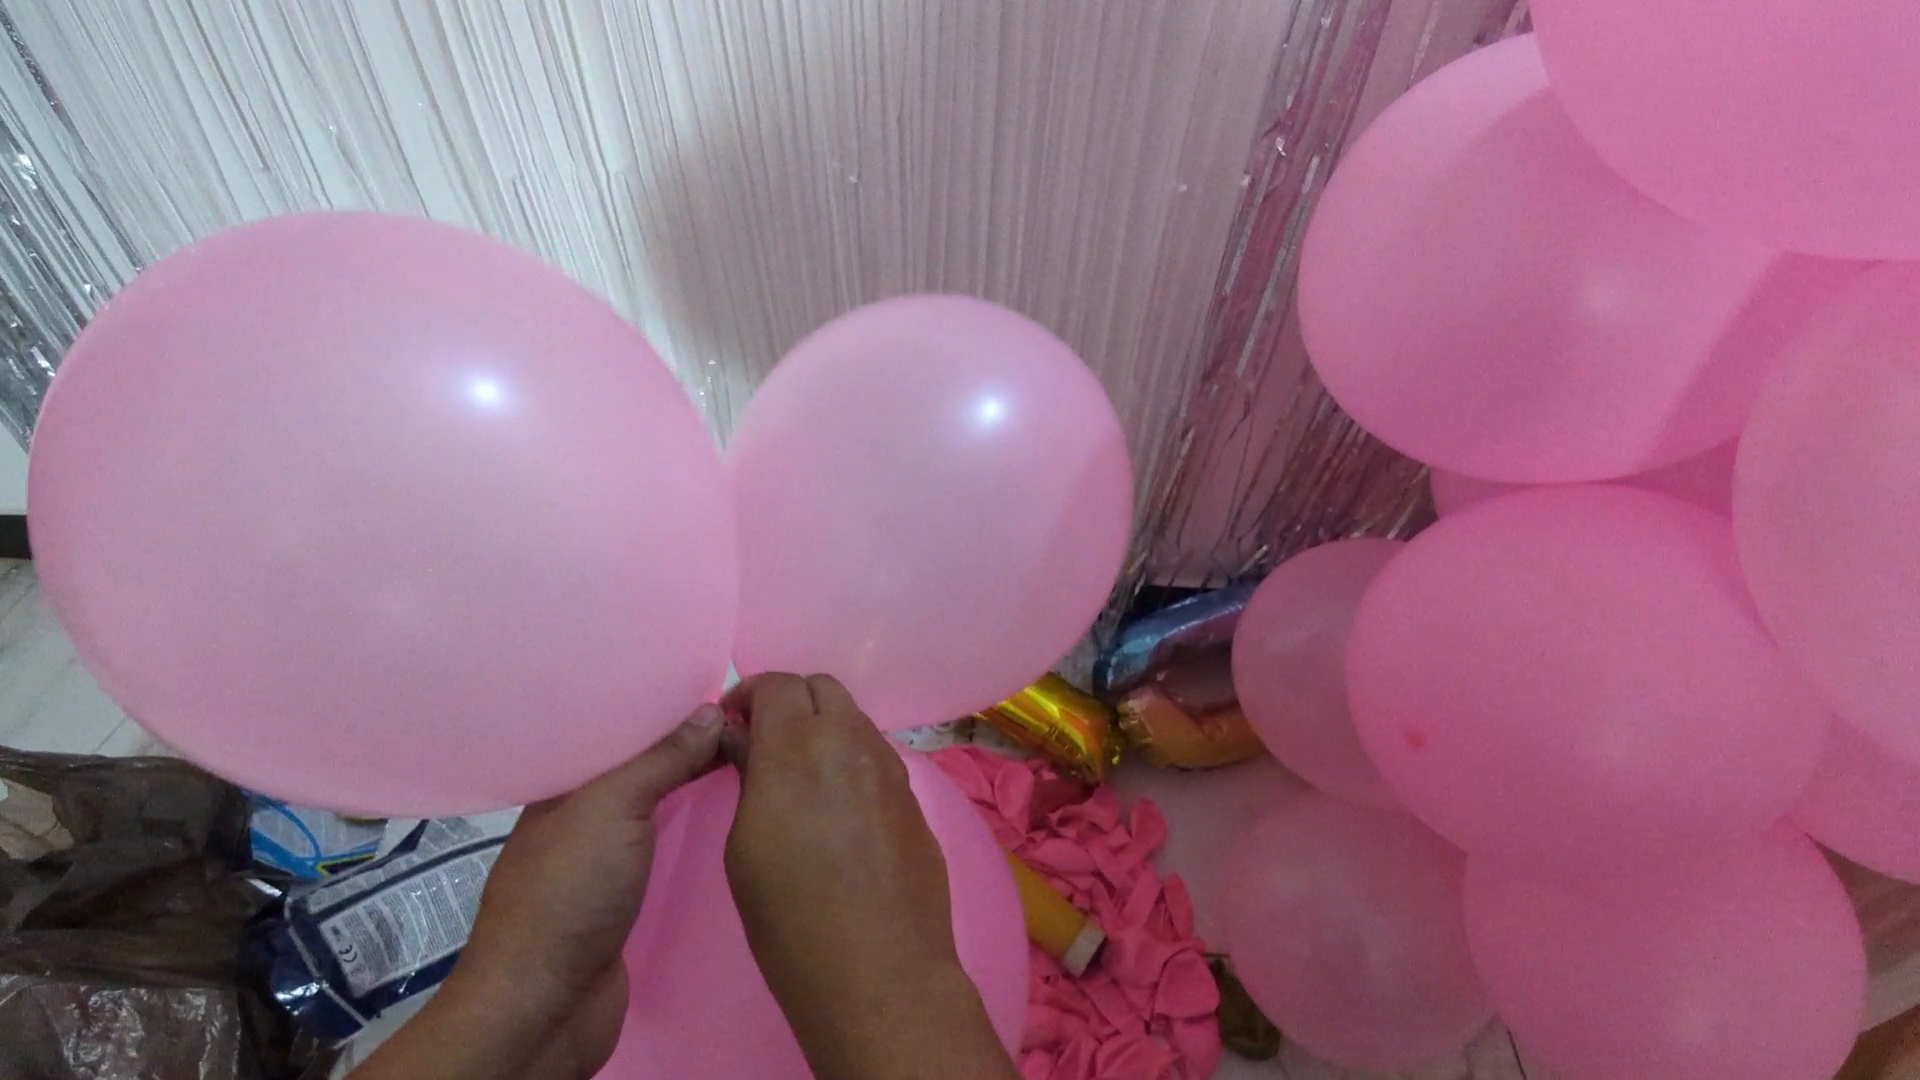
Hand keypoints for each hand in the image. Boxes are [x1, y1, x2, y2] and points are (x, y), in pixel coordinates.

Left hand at [352, 705, 724, 1079]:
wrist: (543, 1007)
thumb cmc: (570, 892)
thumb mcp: (613, 807)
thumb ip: (662, 758)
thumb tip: (714, 710)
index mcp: (567, 784)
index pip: (624, 728)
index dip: (670, 707)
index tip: (725, 692)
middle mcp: (584, 814)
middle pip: (645, 765)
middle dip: (691, 744)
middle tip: (752, 724)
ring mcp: (606, 857)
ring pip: (659, 805)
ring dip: (697, 784)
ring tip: (750, 759)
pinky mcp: (629, 894)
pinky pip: (666, 845)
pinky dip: (695, 826)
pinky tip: (729, 816)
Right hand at [721, 673, 1019, 1079]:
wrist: (880, 969)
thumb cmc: (790, 916)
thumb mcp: (744, 846)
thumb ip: (749, 776)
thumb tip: (744, 739)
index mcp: (798, 747)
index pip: (778, 683)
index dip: (751, 694)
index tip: (735, 722)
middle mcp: (850, 741)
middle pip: (823, 687)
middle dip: (792, 702)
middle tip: (768, 743)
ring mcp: (890, 766)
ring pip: (855, 719)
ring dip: (826, 728)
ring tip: (805, 777)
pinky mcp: (913, 795)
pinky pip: (878, 756)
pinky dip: (853, 759)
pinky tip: (842, 808)